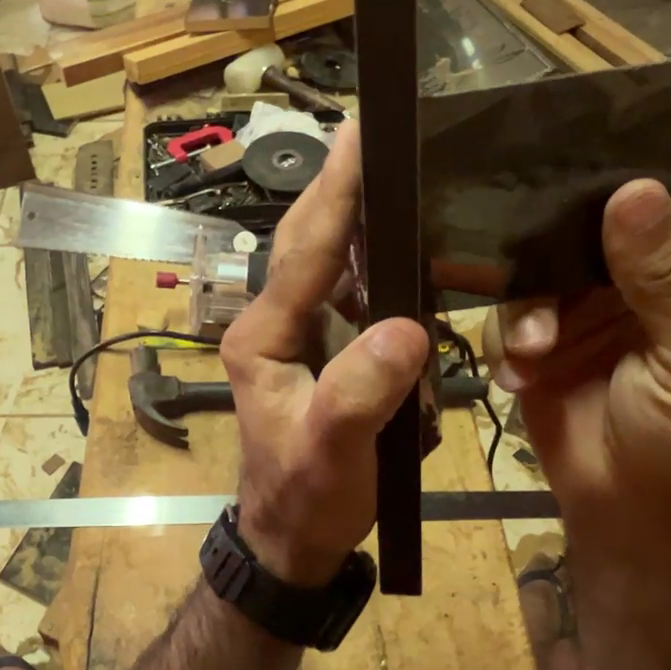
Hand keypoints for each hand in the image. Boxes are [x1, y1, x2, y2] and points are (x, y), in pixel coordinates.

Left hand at [222, 121, 429, 586]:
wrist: (294, 536)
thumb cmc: (306, 495)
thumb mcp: (332, 450)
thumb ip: (361, 391)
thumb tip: (408, 327)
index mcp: (262, 335)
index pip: (302, 251)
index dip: (333, 192)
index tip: (356, 133)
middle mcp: (273, 323)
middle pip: (307, 241)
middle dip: (337, 187)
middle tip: (373, 132)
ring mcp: (298, 335)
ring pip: (327, 261)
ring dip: (354, 215)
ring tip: (392, 171)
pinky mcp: (322, 350)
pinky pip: (348, 292)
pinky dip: (374, 261)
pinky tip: (404, 242)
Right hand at [484, 179, 670, 529]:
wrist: (629, 516)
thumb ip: (667, 280)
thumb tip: (634, 191)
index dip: (634, 185)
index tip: (582, 165)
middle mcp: (646, 279)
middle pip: (591, 229)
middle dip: (554, 247)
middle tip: (530, 266)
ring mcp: (588, 308)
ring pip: (538, 270)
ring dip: (526, 311)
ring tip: (534, 353)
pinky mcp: (540, 338)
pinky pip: (506, 314)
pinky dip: (505, 342)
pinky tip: (518, 376)